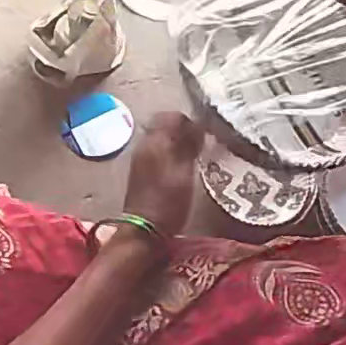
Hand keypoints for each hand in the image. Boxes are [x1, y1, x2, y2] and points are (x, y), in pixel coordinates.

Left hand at [121, 111, 203, 234]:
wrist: (145, 228)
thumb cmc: (169, 200)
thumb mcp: (185, 171)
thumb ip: (189, 145)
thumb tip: (198, 127)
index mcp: (156, 141)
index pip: (172, 116)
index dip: (190, 121)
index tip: (204, 133)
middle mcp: (144, 144)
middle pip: (164, 124)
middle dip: (182, 128)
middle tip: (200, 141)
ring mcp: (140, 157)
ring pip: (160, 137)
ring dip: (176, 140)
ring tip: (193, 153)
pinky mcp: (140, 170)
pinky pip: (157, 150)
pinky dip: (169, 151)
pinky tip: (181, 165)